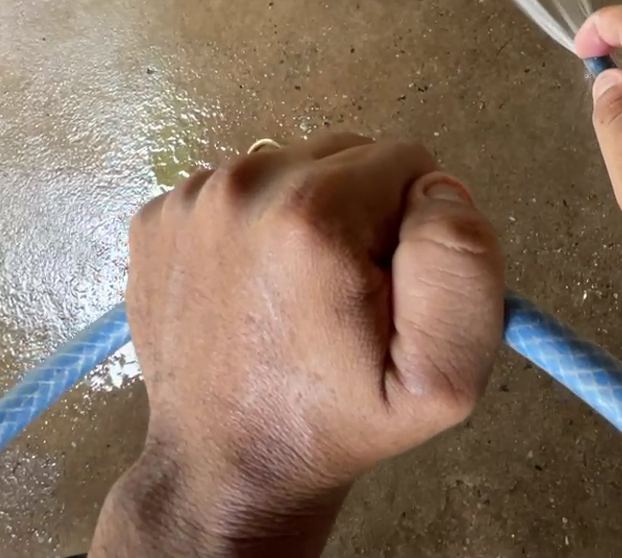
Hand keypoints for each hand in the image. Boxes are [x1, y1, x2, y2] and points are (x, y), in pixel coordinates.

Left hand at [91, 134, 504, 557]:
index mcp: (312, 210)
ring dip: (312, 210)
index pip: (405, 161)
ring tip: (300, 286)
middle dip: (365, 207)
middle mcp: (242, 184)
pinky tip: (254, 281)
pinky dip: (259, 221)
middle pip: (348, 153)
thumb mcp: (440, 376)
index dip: (413, 221)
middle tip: (349, 286)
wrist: (226, 468)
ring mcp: (190, 198)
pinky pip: (243, 188)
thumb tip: (438, 186)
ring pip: (295, 165)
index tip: (390, 282)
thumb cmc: (338, 421)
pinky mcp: (157, 215)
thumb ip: (464, 266)